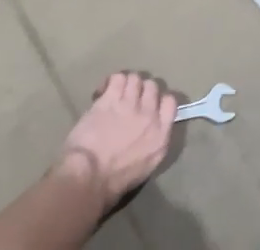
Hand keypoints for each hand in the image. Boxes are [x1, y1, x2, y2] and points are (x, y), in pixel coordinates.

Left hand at [56, 72, 178, 202]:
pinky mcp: (110, 99)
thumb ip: (152, 142)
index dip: (158, 99)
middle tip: (129, 100)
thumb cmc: (114, 181)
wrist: (90, 176)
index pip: (170, 102)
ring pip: (134, 78)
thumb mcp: (145, 166)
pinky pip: (117, 77)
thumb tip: (147, 129)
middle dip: (141, 90)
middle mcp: (149, 116)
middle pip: (152, 86)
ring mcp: (130, 105)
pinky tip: (102, 92)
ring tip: (115, 95)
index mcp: (161, 136)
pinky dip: (110, 82)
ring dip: (125, 84)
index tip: (148, 105)